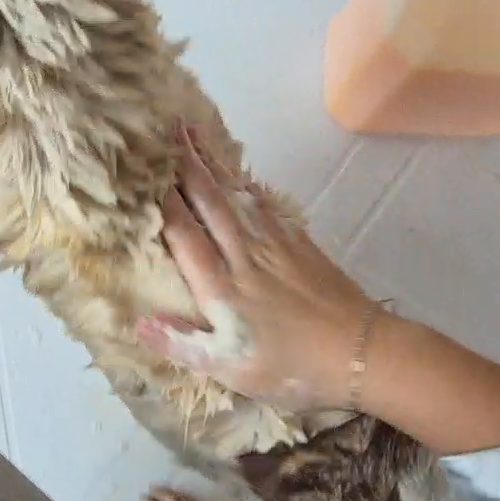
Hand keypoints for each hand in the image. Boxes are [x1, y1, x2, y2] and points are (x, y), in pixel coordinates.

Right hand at [135, 130, 375, 410]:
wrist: (361, 352)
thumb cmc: (290, 367)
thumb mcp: (230, 370)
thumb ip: (182, 344)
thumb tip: (137, 323)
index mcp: (221, 287)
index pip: (184, 235)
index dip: (162, 202)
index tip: (144, 170)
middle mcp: (244, 256)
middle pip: (210, 202)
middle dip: (187, 165)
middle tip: (169, 130)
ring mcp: (275, 246)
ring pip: (236, 197)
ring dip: (214, 166)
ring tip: (196, 138)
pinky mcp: (300, 245)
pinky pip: (267, 206)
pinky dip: (250, 186)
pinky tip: (243, 177)